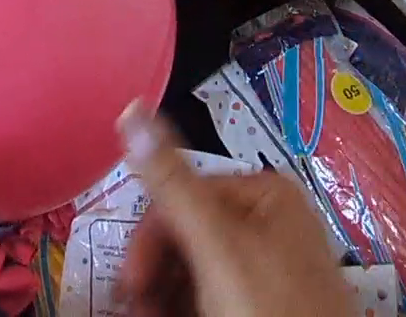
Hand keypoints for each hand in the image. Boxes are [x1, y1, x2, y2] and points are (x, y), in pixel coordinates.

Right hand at [117, 107, 352, 316]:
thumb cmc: (271, 310)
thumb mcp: (216, 244)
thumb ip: (172, 181)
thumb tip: (133, 109)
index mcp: (266, 193)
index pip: (182, 195)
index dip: (147, 241)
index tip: (129, 285)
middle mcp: (273, 221)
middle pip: (189, 235)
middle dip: (157, 273)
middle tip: (136, 306)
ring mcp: (276, 267)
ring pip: (200, 268)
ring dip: (167, 292)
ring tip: (153, 315)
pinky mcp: (274, 304)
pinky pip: (220, 292)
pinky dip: (190, 304)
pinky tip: (176, 315)